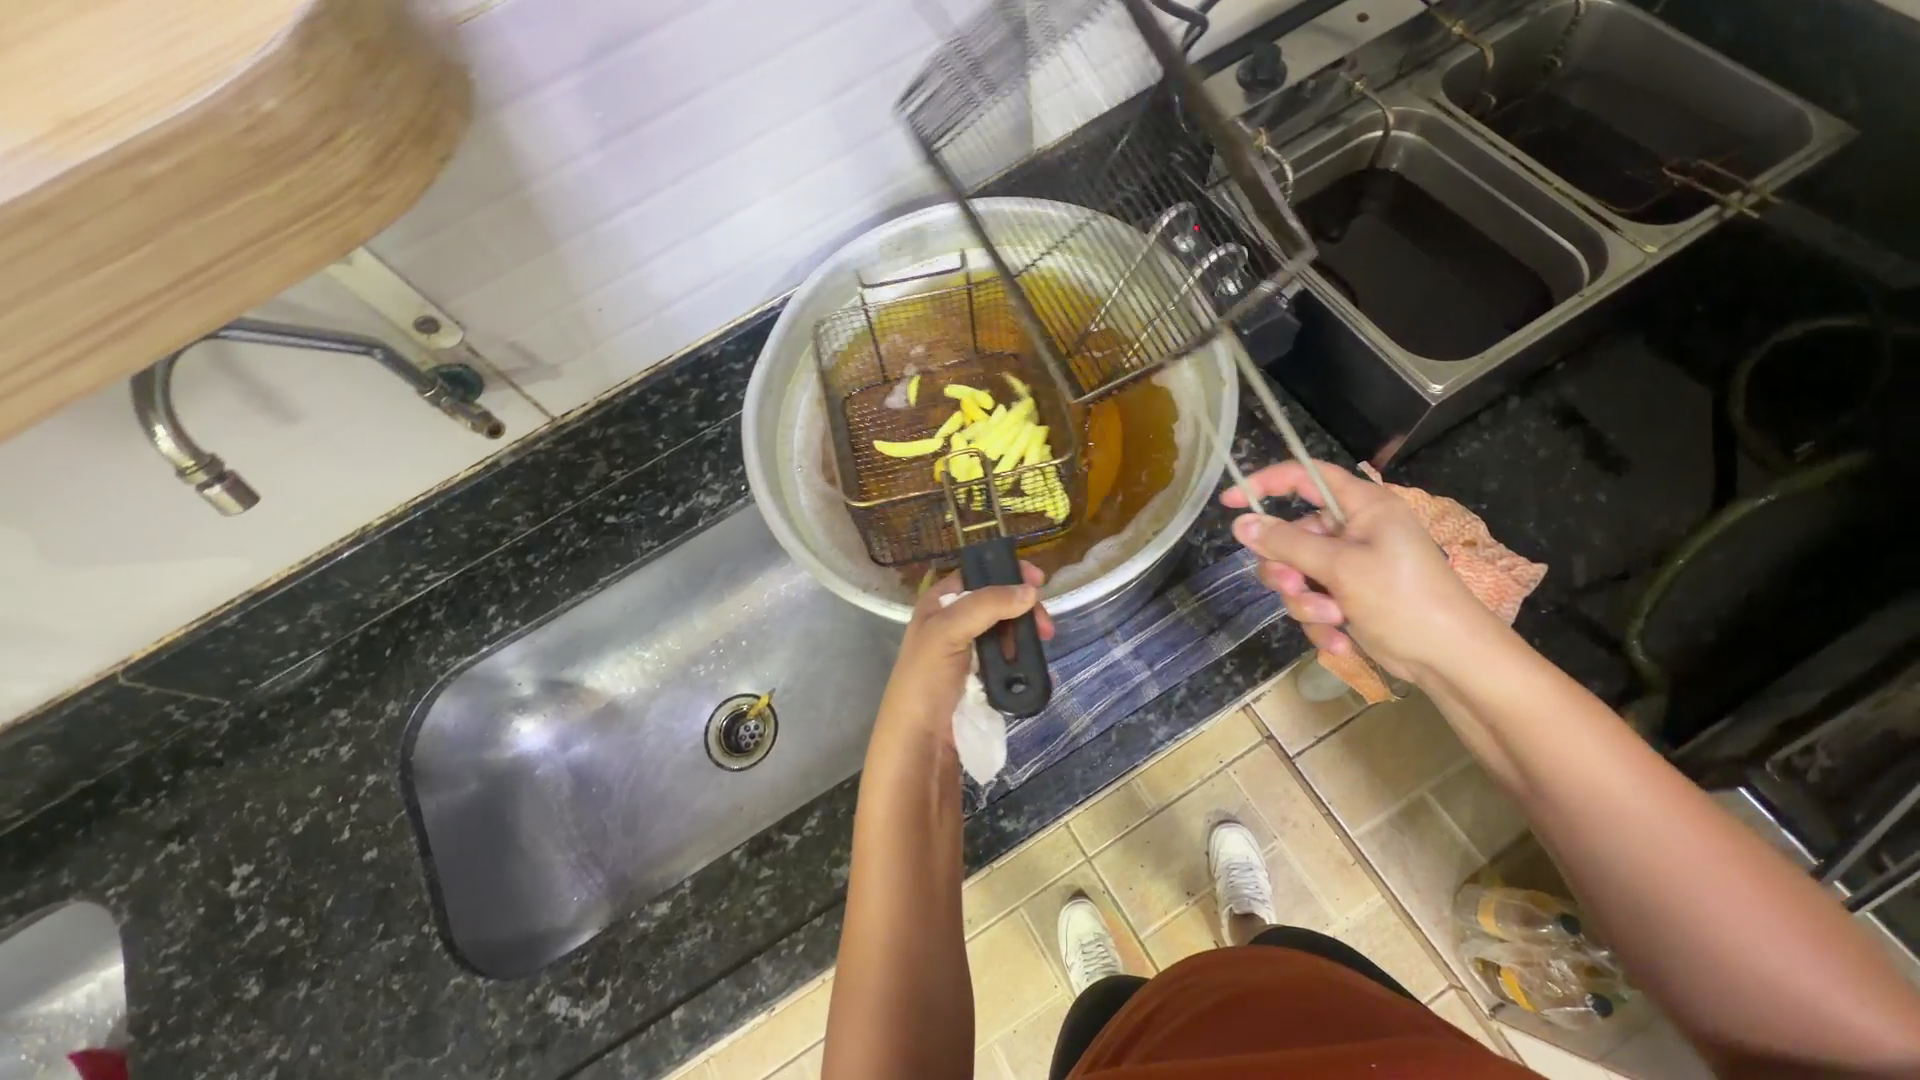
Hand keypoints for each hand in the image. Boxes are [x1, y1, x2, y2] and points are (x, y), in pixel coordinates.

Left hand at [873, 562, 1053, 744]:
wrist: (920, 740)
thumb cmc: (926, 679)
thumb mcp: (948, 631)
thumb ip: (987, 605)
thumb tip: (1030, 591)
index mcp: (938, 603)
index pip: (976, 574)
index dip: (1006, 572)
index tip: (1037, 580)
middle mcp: (953, 622)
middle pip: (998, 602)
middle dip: (1023, 608)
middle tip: (1045, 626)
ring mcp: (968, 651)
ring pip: (1006, 631)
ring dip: (1026, 635)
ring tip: (1040, 646)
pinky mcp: (980, 677)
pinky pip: (1008, 658)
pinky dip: (1022, 658)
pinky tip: (1032, 665)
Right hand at [1222, 460, 1493, 682]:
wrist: (1449, 657)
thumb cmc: (1403, 598)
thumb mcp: (1340, 567)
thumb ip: (1286, 544)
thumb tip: (1240, 523)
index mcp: (1361, 506)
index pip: (1304, 476)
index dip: (1265, 483)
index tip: (1231, 502)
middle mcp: (1354, 531)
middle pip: (1293, 535)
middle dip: (1288, 568)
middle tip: (1295, 586)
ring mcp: (1351, 566)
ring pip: (1298, 574)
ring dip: (1305, 601)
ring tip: (1331, 618)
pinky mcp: (1349, 598)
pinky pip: (1313, 601)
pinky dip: (1321, 621)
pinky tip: (1340, 641)